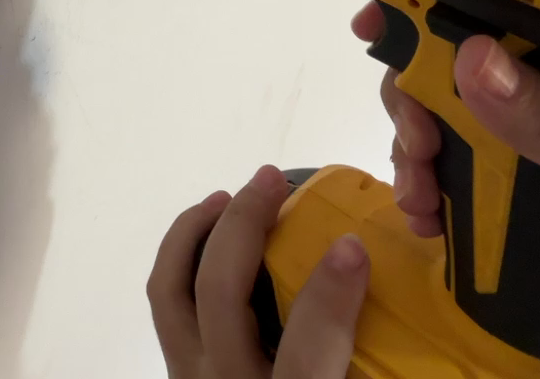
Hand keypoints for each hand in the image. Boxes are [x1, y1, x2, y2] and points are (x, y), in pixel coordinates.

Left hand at [148, 164, 370, 377]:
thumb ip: (367, 364)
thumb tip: (374, 276)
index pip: (306, 350)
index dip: (330, 295)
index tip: (352, 244)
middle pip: (218, 292)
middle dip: (243, 224)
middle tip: (271, 179)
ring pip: (170, 288)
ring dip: (194, 231)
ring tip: (226, 197)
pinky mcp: (171, 369)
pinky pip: (165, 299)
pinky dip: (179, 256)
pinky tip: (206, 234)